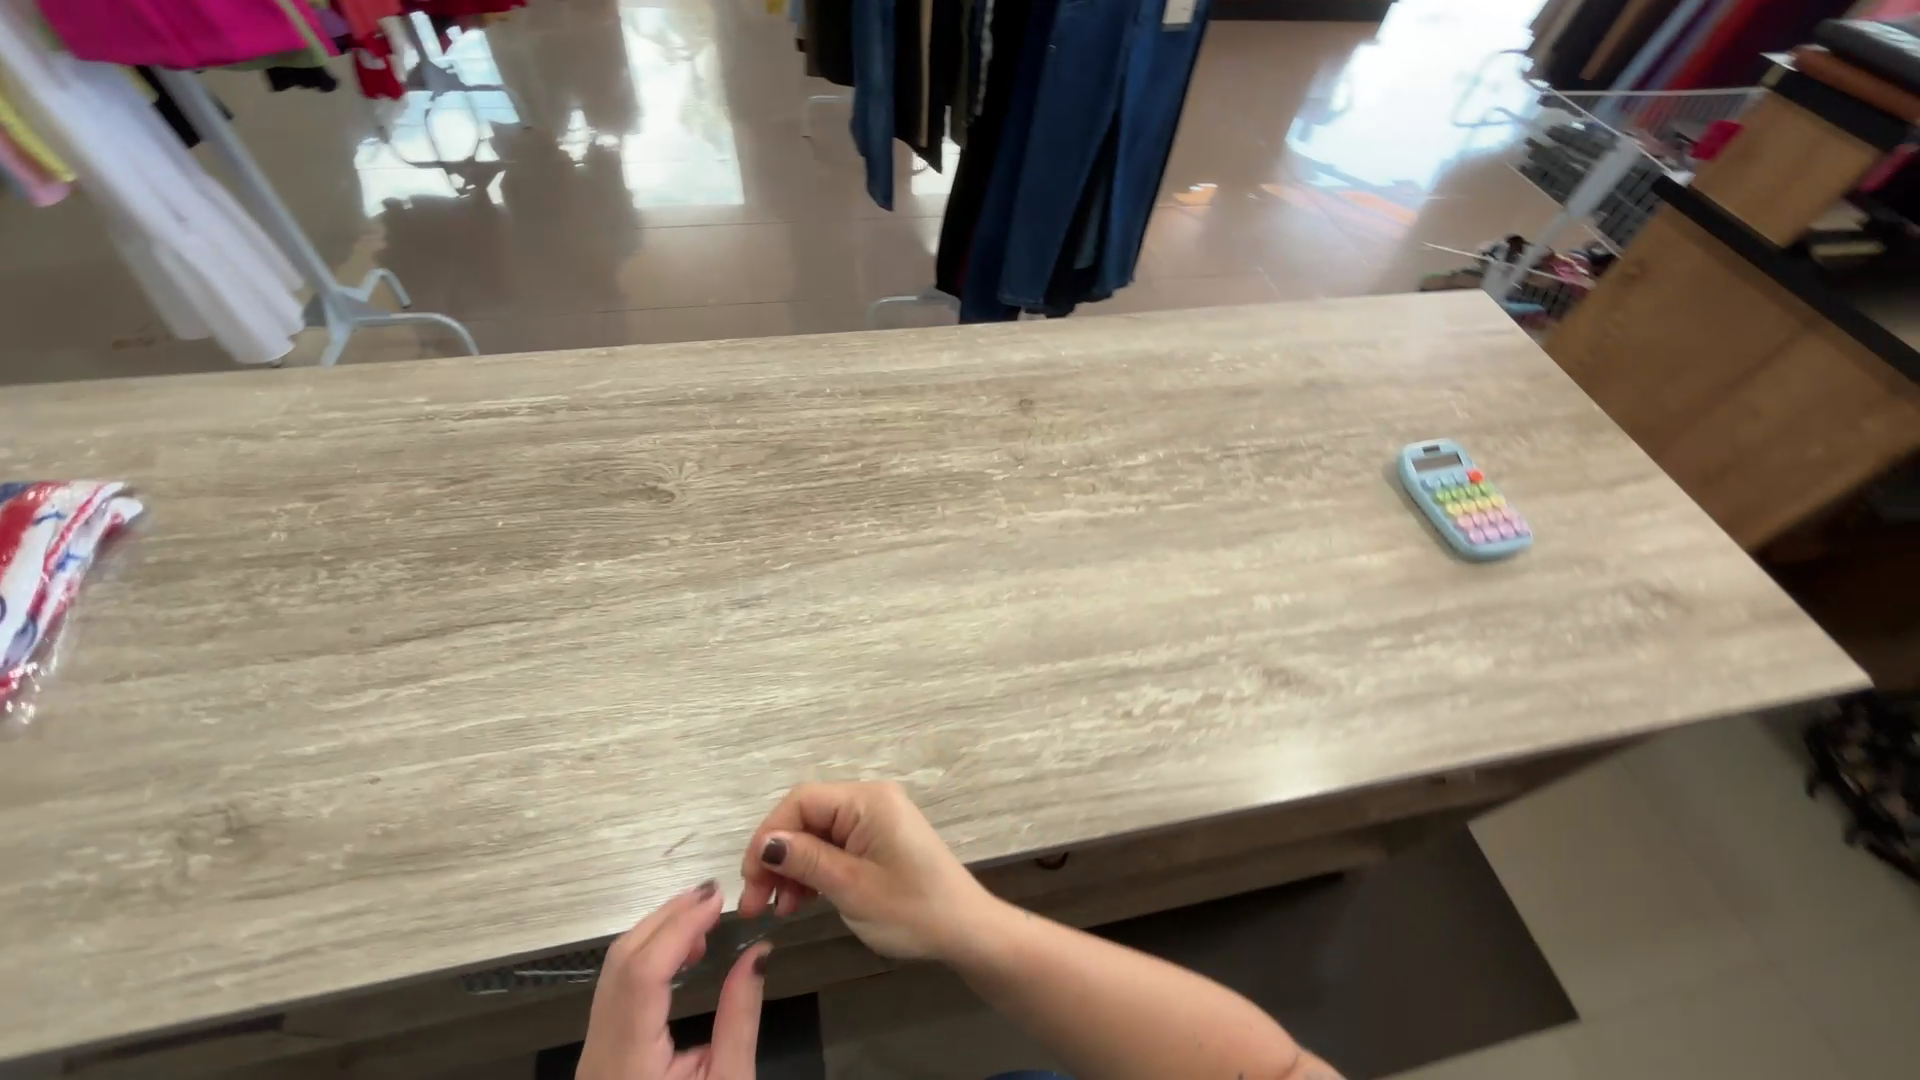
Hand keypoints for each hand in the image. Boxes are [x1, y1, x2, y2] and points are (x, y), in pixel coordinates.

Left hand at [577, 882, 769, 1079]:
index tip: (717, 898)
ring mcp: (592, 1053)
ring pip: (613, 971)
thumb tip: (758, 951)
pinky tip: (681, 952)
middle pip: (620, 961)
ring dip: (656, 933)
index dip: (679, 926)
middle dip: (667, 917)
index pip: (643, 973)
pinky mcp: (599, 1055)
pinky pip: (616, 988)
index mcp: (628, 1062)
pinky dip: (648, 956)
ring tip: (704, 918)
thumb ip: (740, 1015)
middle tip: (714, 895)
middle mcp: (599, 1052)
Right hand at [738, 782, 997, 960]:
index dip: (768, 835)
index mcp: (867, 801)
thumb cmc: (911, 909)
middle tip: (757, 905)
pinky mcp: (880, 841)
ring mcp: (877, 820)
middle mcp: (871, 801)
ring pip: (817, 834)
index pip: (801, 801)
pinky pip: (835, 846)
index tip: (750, 880)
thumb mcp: (851, 887)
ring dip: (793, 868)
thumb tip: (766, 842)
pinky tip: (803, 900)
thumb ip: (806, 860)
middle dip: (777, 857)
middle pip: (807, 817)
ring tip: (782, 909)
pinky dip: (815, 871)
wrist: (966, 930)